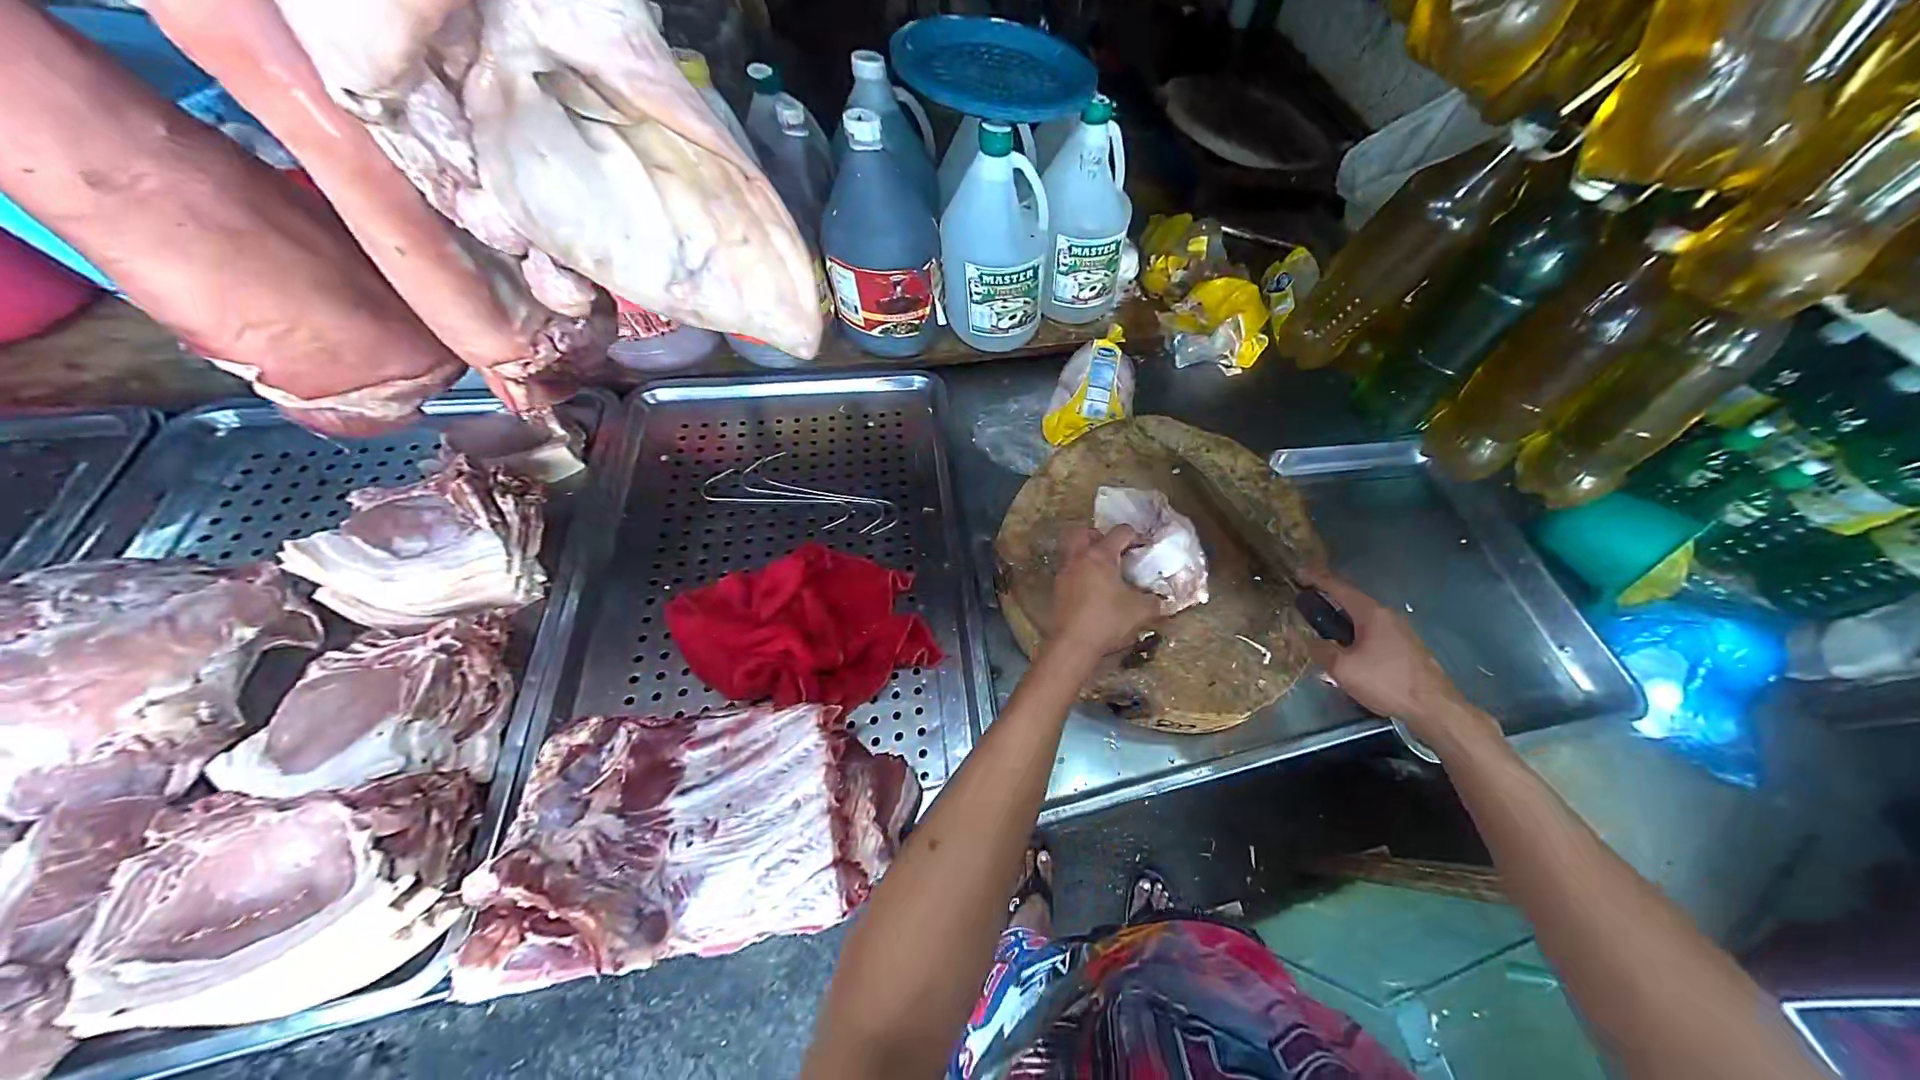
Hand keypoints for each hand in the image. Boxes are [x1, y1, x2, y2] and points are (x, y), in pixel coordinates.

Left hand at [1049, 525, 1160, 658]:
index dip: (1136, 536)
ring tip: (1105, 572)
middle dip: (1100, 536)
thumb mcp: (1141, 610)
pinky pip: (1070, 571)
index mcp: (1100, 555)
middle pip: (1085, 533)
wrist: (1072, 644)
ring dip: (1088, 555)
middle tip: (1115, 552)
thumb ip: (1154, 600)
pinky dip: (1081, 573)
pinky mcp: (1057, 589)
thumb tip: (1158, 598)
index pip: (1120, 532)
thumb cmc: (1107, 620)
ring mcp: (1064, 573)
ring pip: (1073, 551)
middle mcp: (1078, 558)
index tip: (1145, 549)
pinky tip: (1094, 589)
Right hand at [1303, 572, 1499, 751]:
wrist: (1434, 708)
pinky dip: (1354, 629)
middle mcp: (1388, 616)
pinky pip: (1373, 630)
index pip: (1339, 588)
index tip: (1298, 574)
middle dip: (1328, 598)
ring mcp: (1400, 630)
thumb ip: (1319, 649)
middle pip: (1352, 600)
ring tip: (1321, 625)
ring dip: (1341, 616)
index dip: (1317, 579)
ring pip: (1363, 617)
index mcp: (1372, 614)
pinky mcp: (1406, 646)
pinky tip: (1347, 645)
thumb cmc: (1386, 682)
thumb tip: (1300, 637)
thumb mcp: (1343, 668)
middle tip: (1305, 601)